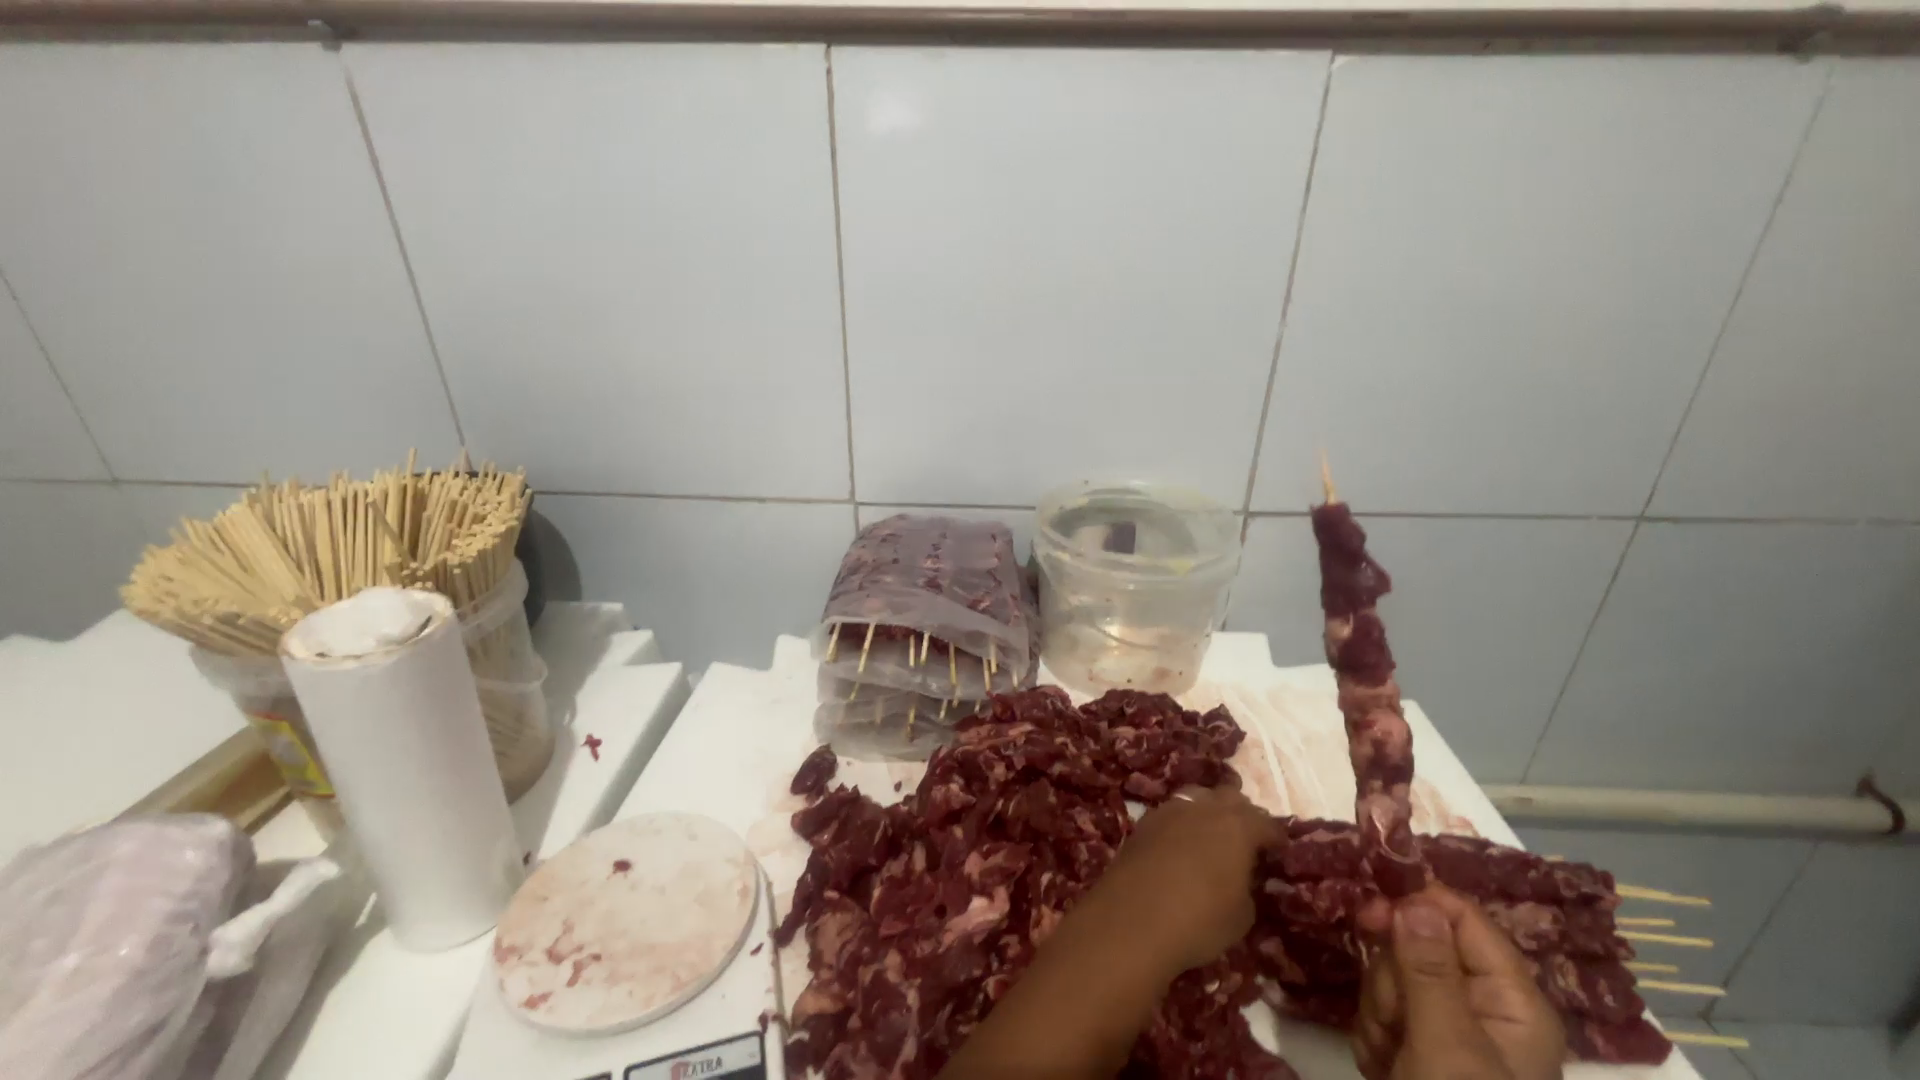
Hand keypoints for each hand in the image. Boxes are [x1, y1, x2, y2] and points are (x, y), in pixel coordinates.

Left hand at [1082, 783, 1281, 974]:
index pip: (1267, 824)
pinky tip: (1181, 845)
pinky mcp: (1142, 823)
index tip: (1280, 851)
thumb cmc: (1198, 920)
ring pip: (1198, 798)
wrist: (1130, 921)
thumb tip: (1241, 877)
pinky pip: (1172, 813)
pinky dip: (1183, 824)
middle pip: (1231, 799)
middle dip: (1243, 816)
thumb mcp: (1242, 915)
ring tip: (1213, 838)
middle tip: (1247, 842)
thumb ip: (1247, 887)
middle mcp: (1204, 808)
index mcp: (1238, 826)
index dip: (1277, 838)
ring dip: (1210, 813)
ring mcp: (1169, 811)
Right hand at [1352, 886, 1564, 1079]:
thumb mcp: (1447, 1048)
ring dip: (1378, 1016)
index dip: (1415, 903)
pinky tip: (1384, 1070)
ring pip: (1389, 980)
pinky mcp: (1416, 1048)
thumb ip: (1428, 970)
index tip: (1368, 906)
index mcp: (1511, 1000)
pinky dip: (1373, 1040)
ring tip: (1391, 1061)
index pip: (1462, 919)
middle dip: (1391, 982)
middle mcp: (1481, 1007)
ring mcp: (1446, 1029)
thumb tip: (1416, 896)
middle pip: (1416, 946)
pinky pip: (1379, 1013)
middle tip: (1393, 1023)